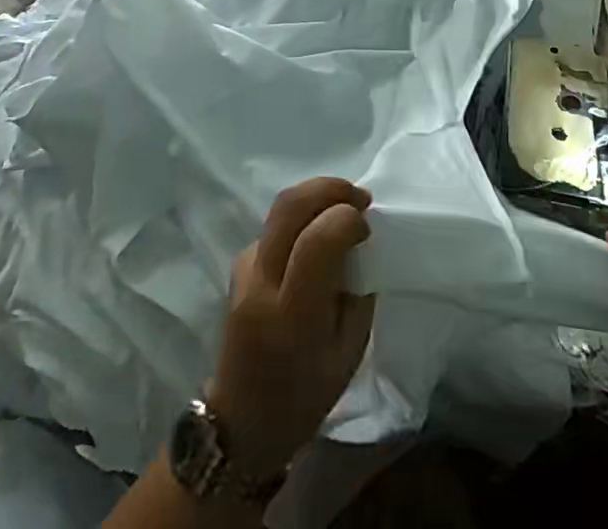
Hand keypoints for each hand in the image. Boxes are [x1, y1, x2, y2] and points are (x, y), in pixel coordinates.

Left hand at [207, 178, 376, 476]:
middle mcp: (261, 283)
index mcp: (293, 314)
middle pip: (289, 207)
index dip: (348, 219)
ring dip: (317, 199)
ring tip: (344, 213)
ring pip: (279, 210)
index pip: (318, 240)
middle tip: (360, 198)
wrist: (241, 419)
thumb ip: (359, 292)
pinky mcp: (239, 266)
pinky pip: (275, 227)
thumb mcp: (350, 350)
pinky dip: (303, 219)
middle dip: (330, 188)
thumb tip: (362, 245)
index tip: (368, 228)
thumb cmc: (305, 394)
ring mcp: (244, 271)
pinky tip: (319, 238)